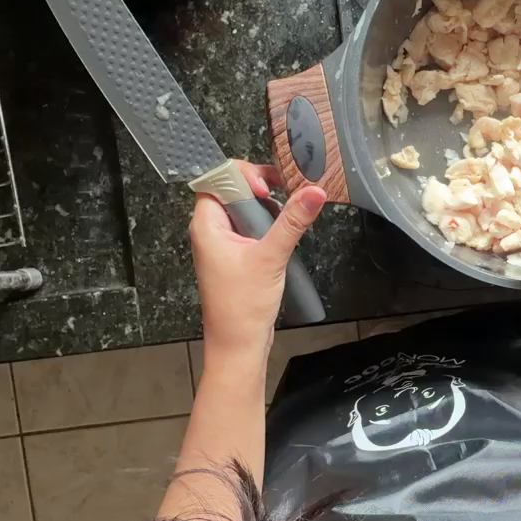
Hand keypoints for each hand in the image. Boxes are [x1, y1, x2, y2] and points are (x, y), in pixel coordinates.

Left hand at [189, 162, 325, 360]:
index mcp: (207, 225)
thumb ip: (293, 221)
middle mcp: (211, 231)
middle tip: (286, 193)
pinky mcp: (238, 257)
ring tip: (286, 219)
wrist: (239, 345)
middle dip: (260, 188)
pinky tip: (283, 237)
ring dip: (267, 208)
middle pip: (232, 191)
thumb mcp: (270, 257)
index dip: (243, 175)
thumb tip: (314, 192)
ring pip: (245, 210)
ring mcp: (224, 244)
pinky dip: (268, 227)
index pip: (217, 179)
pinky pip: (251, 229)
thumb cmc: (242, 307)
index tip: (268, 187)